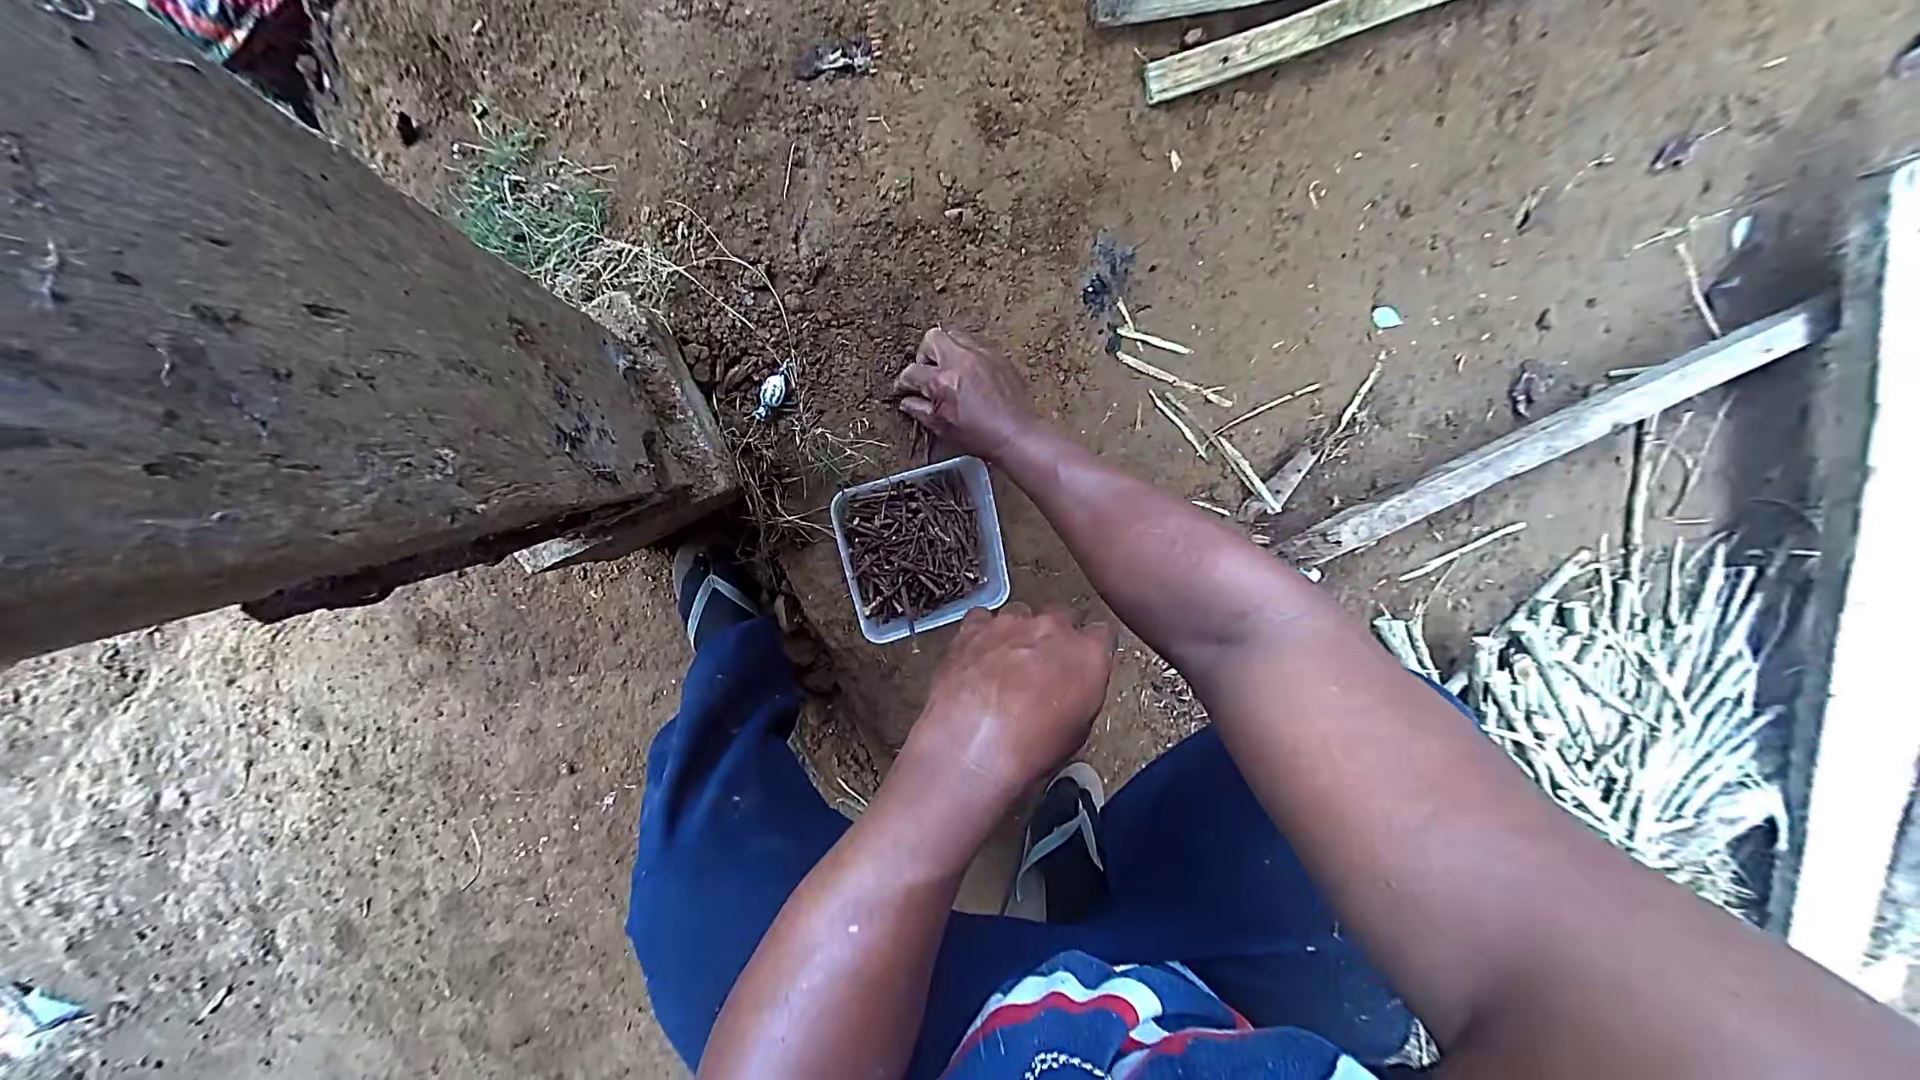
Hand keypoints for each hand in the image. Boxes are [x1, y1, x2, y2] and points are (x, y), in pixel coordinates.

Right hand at [892, 328, 1038, 459]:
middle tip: (928, 372)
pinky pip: (976, 345)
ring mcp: (981, 355)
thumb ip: (920, 410)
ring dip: (947, 351)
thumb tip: (907, 401)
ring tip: (950, 371)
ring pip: (955, 336)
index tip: (905, 388)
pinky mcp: (998, 356)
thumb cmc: (981, 435)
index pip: (912, 372)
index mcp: (943, 381)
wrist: (1017, 434)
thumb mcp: (943, 427)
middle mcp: (961, 360)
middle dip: (924, 354)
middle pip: (931, 339)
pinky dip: (968, 356)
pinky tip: (970, 374)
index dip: (904, 382)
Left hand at [897, 604, 1115, 811]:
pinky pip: (983, 618)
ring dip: (1018, 632)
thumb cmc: (1027, 747)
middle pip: (1062, 617)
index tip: (1083, 660)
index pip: (1102, 634)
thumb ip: (1081, 694)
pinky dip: (982, 632)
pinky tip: (978, 654)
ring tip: (1006, 663)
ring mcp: (1011, 623)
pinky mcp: (975, 627)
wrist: (972, 743)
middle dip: (1055, 637)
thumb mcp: (1076, 733)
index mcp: (1088, 654)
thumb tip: (1072, 691)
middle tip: (1043, 666)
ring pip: (1022, 613)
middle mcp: (1053, 629)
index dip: (1091, 647)